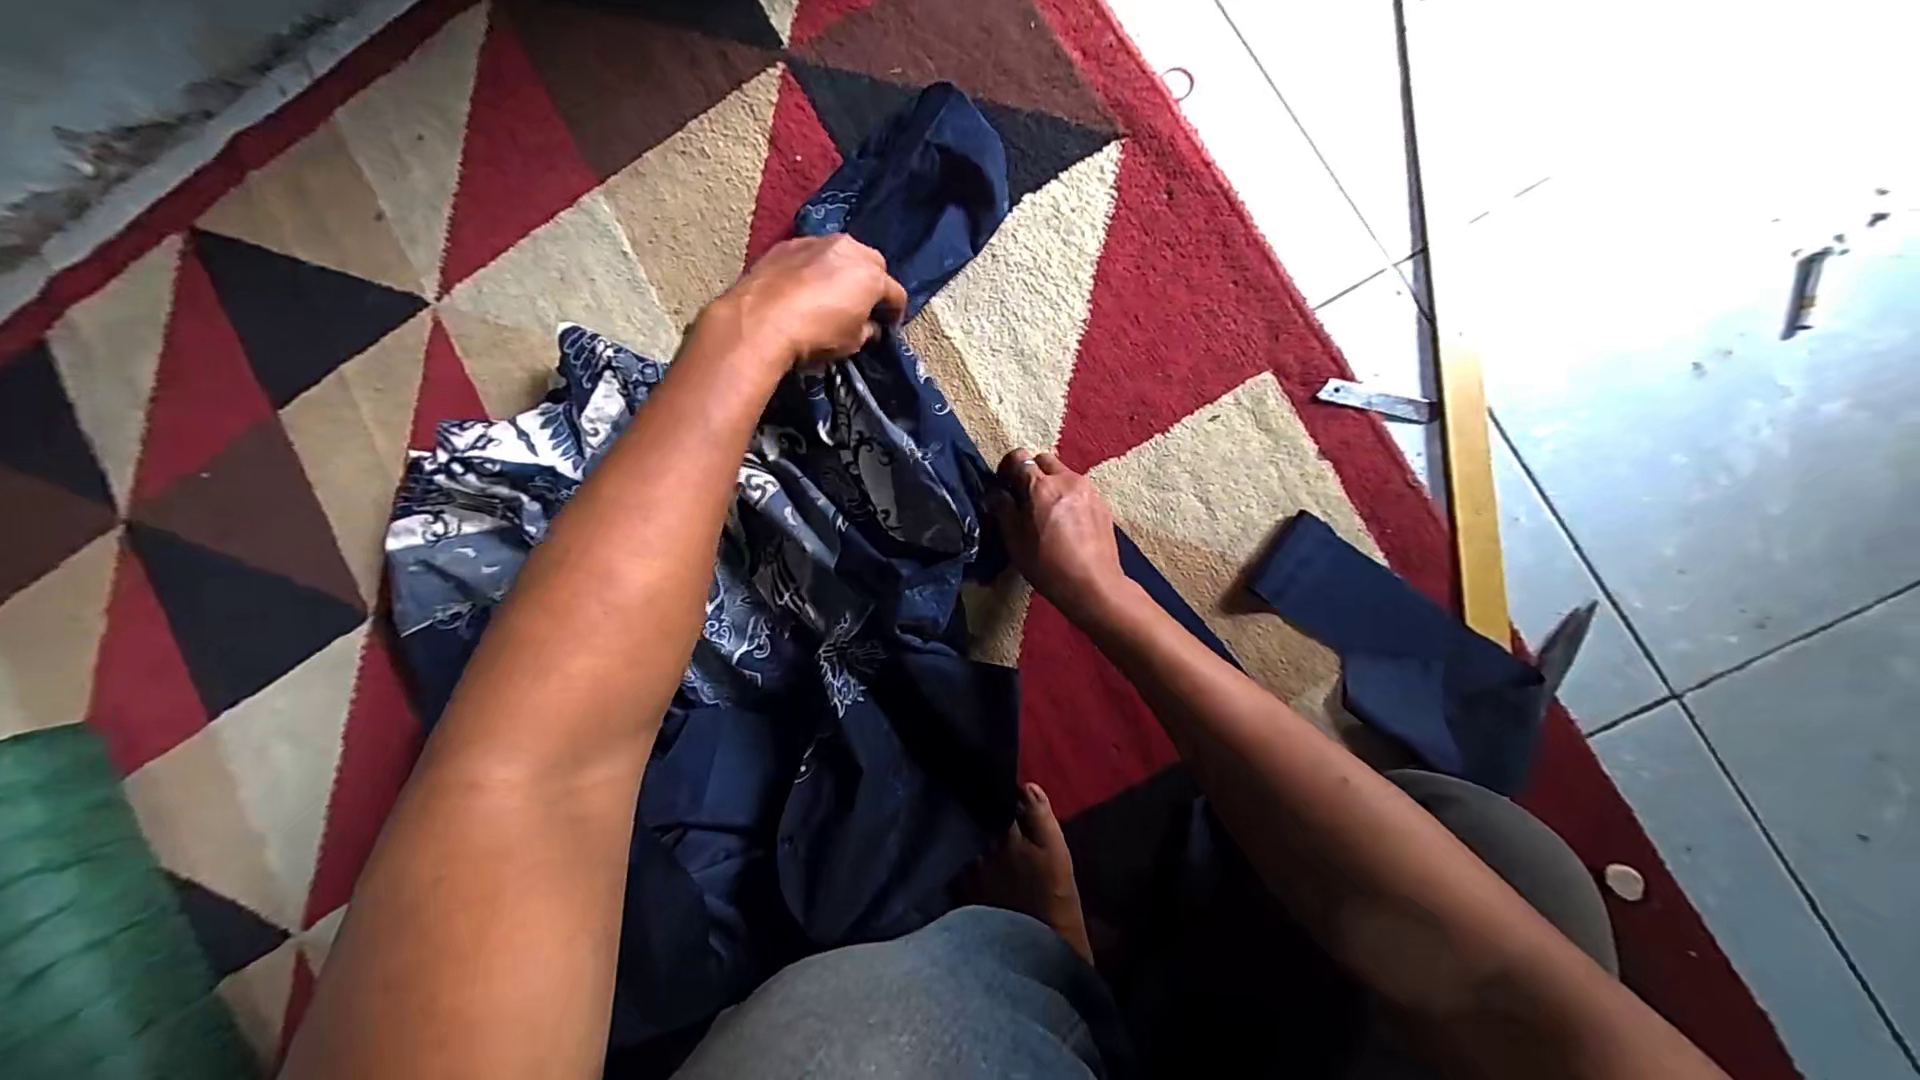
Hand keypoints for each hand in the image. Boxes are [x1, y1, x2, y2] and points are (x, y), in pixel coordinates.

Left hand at [703, 235, 908, 366]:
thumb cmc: (814, 335)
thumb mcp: (851, 343)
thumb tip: (868, 326)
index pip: (896, 293)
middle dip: (872, 283)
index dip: (895, 312)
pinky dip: (815, 267)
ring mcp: (816, 242)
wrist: (760, 321)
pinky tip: (806, 287)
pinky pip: (812, 254)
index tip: (888, 326)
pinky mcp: (787, 245)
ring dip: (844, 270)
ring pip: (842, 253)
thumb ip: (867, 330)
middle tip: (864, 306)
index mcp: (871, 276)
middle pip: (872, 264)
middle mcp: (848, 250)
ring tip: (834, 292)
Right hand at [988, 448, 1132, 623]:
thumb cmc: (1047, 565)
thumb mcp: (1015, 540)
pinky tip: (1066, 522)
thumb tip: (995, 493)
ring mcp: (1088, 490)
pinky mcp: (1102, 504)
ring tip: (1046, 512)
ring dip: (1051, 484)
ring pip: (1064, 474)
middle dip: (1031, 472)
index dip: (1007, 468)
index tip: (1004, 485)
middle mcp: (1067, 480)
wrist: (1093, 584)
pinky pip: (1079, 490)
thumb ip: (1002, 509)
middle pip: (1044, 460)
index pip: (1019, 457)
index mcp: (1041, 487)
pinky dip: (1068, 497)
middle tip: (1023, 497)